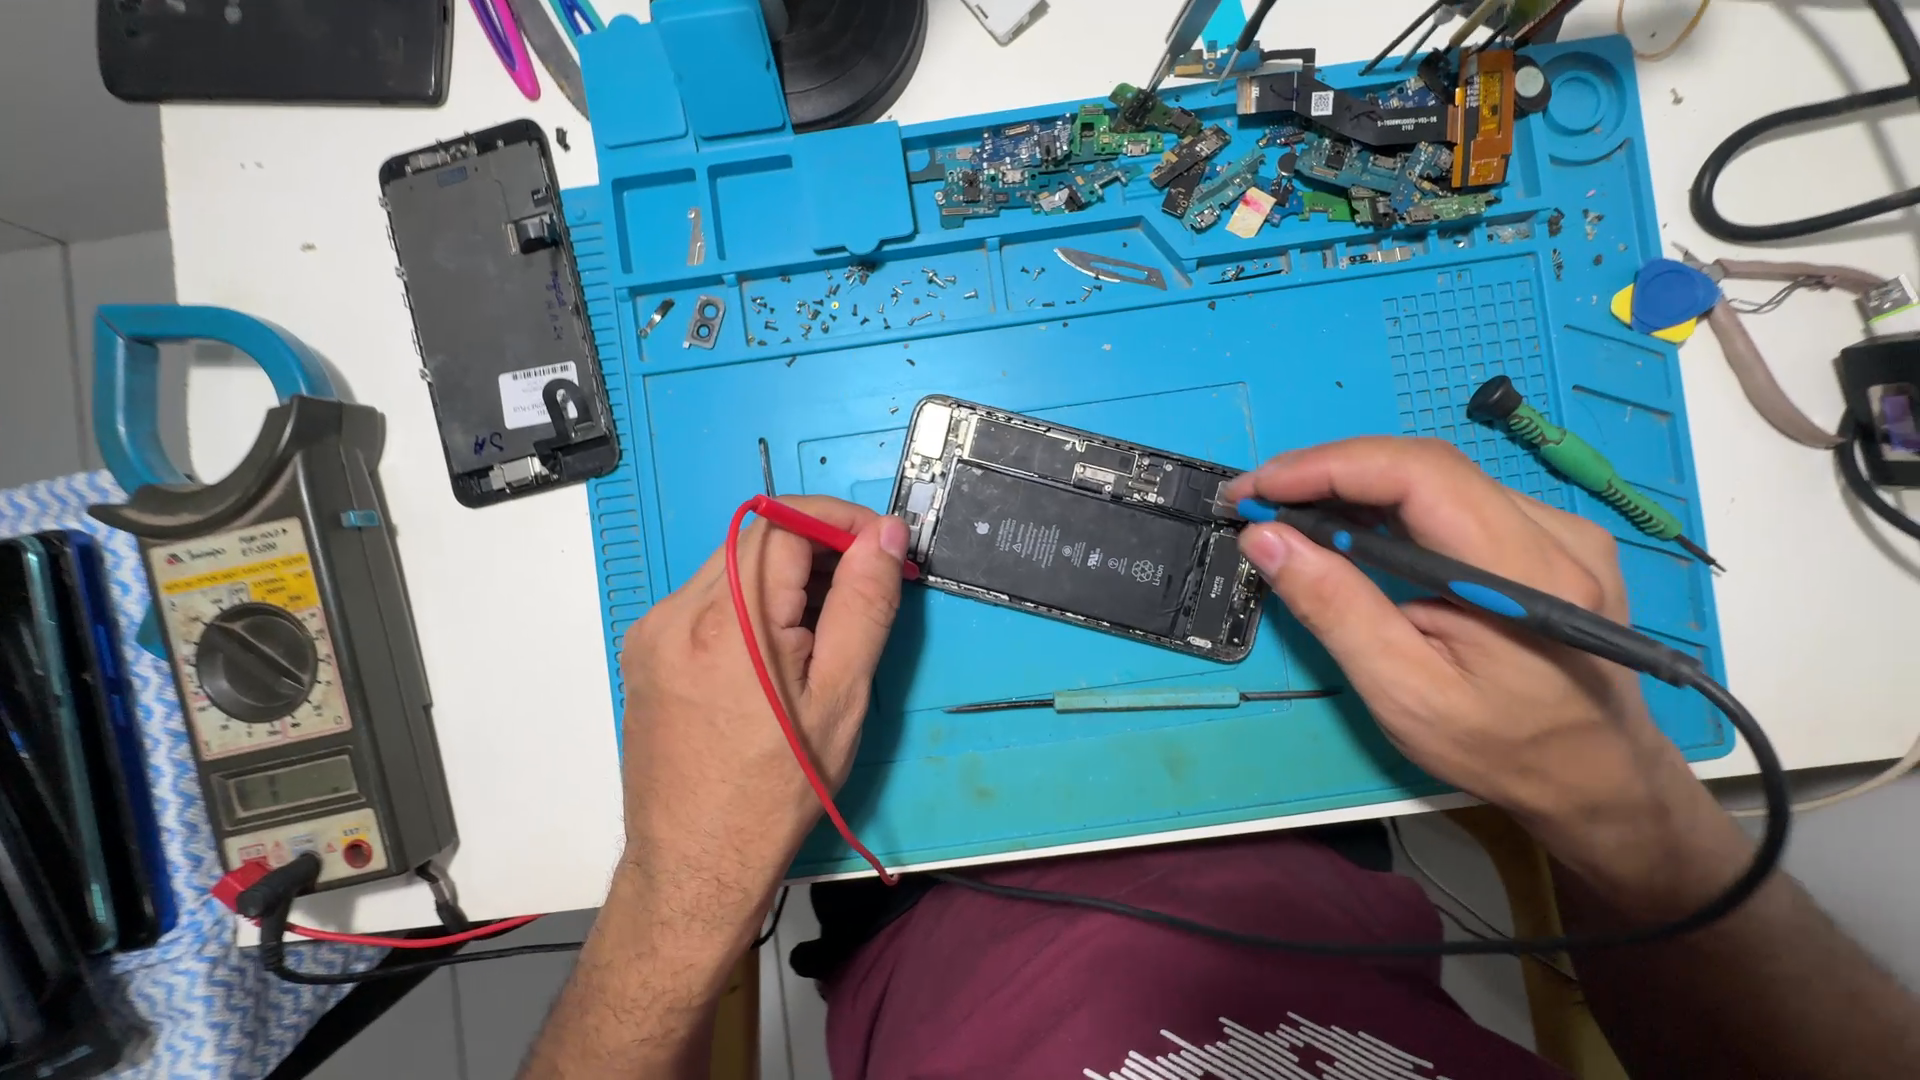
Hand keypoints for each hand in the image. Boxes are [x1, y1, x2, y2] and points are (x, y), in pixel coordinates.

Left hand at [615, 497, 908, 933]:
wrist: (697, 863)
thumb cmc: (781, 787)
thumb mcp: (842, 695)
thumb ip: (865, 603)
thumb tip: (884, 534)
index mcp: (727, 621)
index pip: (783, 522)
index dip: (839, 520)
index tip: (881, 547)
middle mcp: (675, 612)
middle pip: (755, 538)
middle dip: (818, 547)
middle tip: (866, 586)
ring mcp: (652, 632)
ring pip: (731, 565)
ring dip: (786, 575)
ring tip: (826, 624)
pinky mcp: (645, 651)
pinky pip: (707, 598)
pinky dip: (752, 600)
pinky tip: (778, 647)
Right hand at [1225, 438, 1742, 909]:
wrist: (1597, 777)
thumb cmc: (1500, 748)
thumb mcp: (1403, 692)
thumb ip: (1335, 609)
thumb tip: (1264, 539)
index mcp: (1525, 572)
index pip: (1420, 474)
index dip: (1328, 467)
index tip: (1256, 489)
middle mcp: (1553, 532)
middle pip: (1423, 465)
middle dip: (1326, 472)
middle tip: (1255, 500)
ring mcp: (1557, 529)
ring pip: (1433, 476)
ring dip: (1349, 485)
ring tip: (1285, 510)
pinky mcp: (1544, 538)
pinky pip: (1449, 497)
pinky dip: (1382, 502)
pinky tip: (1343, 523)